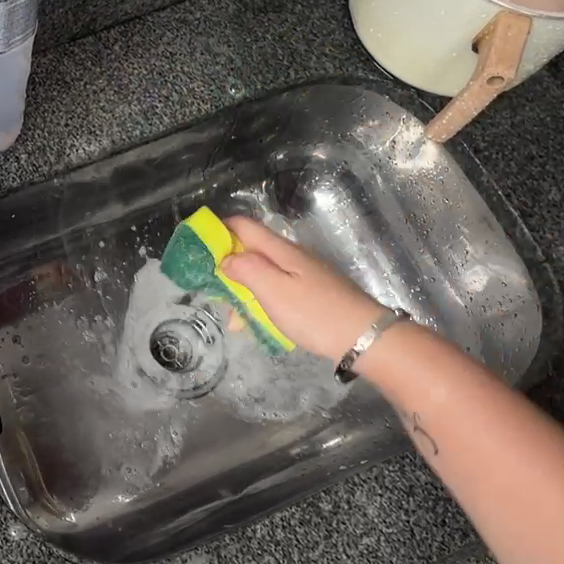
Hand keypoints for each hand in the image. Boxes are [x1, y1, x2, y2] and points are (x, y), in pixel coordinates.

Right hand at [220, 216, 386, 359]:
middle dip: (228, 267)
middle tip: (215, 294)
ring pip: (263, 272)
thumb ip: (246, 270)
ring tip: (237, 320)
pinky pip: (277, 288)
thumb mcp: (274, 292)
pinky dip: (261, 301)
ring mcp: (304, 273)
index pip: (243, 225)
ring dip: (243, 290)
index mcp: (281, 250)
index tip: (198, 250)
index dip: (218, 231)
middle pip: (251, 250)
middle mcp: (292, 255)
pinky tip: (260, 323)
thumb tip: (225, 258)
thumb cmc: (315, 314)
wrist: (365, 337)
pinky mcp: (312, 291)